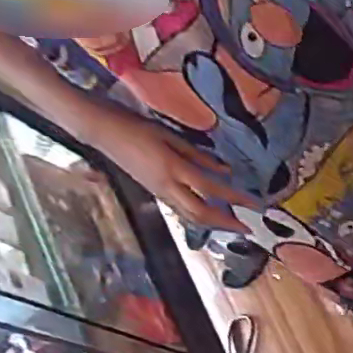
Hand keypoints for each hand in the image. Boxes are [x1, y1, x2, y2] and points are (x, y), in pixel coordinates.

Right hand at [81, 107, 253, 233]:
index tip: (256, 205)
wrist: (96, 129)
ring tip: (233, 226)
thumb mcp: (168, 135)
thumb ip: (198, 155)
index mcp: (174, 168)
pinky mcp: (155, 194)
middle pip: (204, 214)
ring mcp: (160, 193)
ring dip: (216, 225)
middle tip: (247, 228)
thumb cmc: (132, 125)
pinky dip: (200, 218)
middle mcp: (169, 186)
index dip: (236, 199)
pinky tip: (211, 217)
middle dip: (228, 224)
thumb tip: (225, 170)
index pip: (213, 189)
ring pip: (193, 217)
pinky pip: (182, 212)